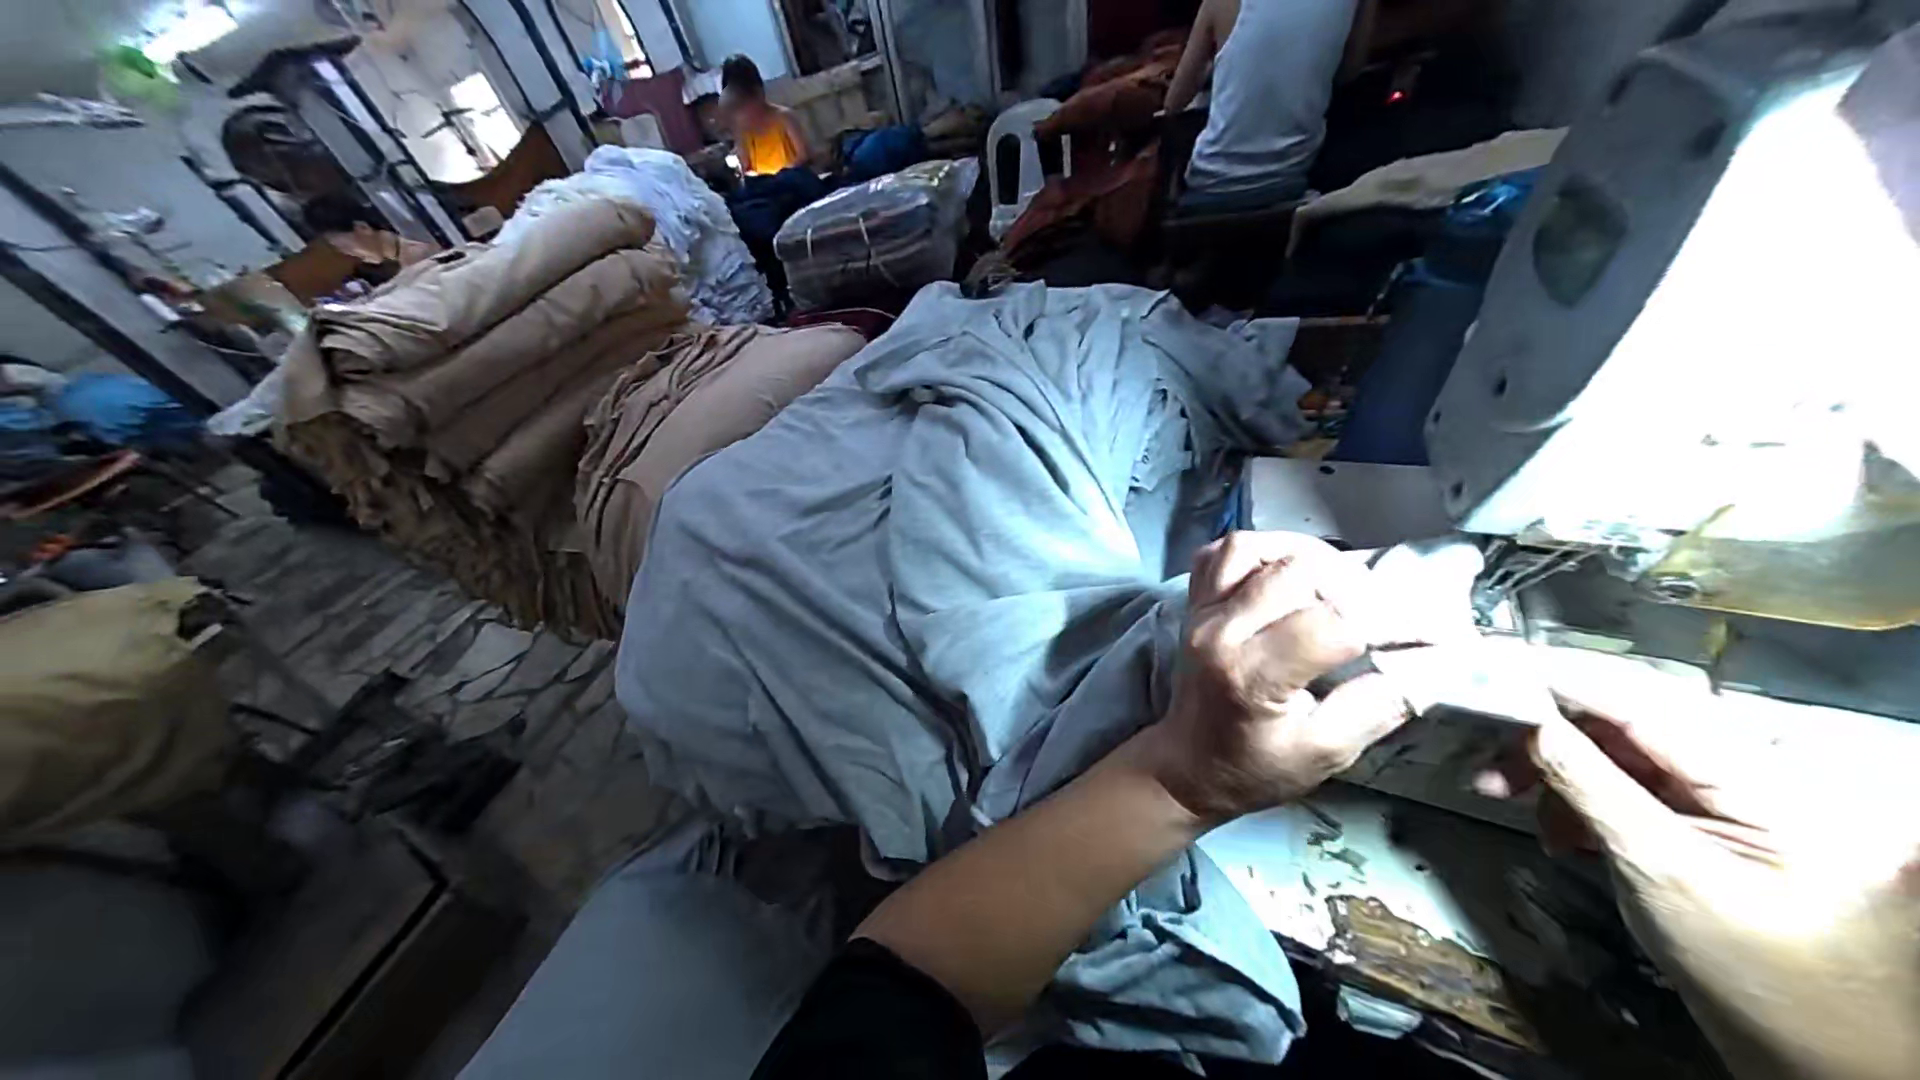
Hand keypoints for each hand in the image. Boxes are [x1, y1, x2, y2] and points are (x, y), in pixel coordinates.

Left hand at [1135, 531, 1411, 823]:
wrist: (1190, 762)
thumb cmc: (1255, 765)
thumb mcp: (1324, 752)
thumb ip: (1376, 706)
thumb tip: (1426, 662)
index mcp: (1252, 675)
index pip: (1331, 623)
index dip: (1389, 622)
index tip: (1425, 631)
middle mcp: (1221, 631)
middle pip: (1294, 572)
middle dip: (1350, 585)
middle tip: (1376, 611)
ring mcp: (1201, 611)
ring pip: (1251, 548)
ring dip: (1301, 557)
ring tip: (1332, 585)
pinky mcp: (1193, 602)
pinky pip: (1219, 553)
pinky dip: (1257, 551)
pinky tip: (1284, 571)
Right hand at [1505, 650, 1919, 1079]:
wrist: (1820, 1060)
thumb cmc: (1755, 979)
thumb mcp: (1658, 872)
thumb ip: (1586, 783)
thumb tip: (1520, 717)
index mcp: (1781, 788)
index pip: (1647, 707)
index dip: (1562, 685)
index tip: (1489, 674)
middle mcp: (1768, 775)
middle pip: (1631, 723)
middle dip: (1548, 734)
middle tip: (1485, 754)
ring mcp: (1745, 796)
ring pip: (1622, 750)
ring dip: (1555, 767)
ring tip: (1504, 792)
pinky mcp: (1720, 815)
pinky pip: (1633, 780)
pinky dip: (1582, 794)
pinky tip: (1556, 823)